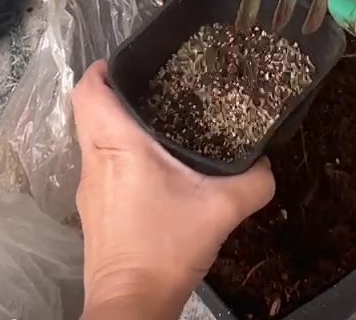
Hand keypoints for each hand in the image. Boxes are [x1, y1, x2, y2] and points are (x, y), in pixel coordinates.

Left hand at [72, 60, 273, 319]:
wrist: (132, 309)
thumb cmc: (166, 248)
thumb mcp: (221, 210)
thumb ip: (252, 181)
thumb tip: (267, 162)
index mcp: (115, 145)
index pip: (89, 89)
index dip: (104, 68)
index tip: (130, 60)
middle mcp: (94, 160)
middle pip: (89, 109)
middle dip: (115, 91)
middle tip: (154, 83)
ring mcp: (88, 187)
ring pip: (92, 137)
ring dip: (116, 122)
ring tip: (157, 117)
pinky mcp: (93, 210)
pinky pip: (99, 163)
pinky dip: (118, 152)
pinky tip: (151, 164)